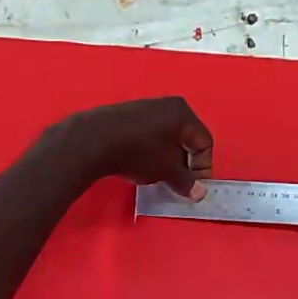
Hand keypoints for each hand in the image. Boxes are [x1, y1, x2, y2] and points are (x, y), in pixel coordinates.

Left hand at [44, 97, 214, 198]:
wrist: (93, 139)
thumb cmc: (138, 152)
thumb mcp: (166, 170)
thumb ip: (186, 182)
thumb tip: (200, 193)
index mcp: (183, 114)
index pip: (204, 142)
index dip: (202, 167)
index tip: (192, 186)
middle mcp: (167, 105)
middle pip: (186, 139)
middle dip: (184, 163)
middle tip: (176, 182)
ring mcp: (146, 107)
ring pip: (167, 137)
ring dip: (167, 158)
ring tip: (156, 175)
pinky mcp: (128, 114)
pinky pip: (149, 134)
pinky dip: (151, 150)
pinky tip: (139, 164)